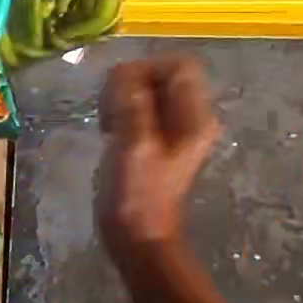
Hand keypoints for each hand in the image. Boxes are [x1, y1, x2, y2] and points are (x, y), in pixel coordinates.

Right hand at [96, 57, 222, 253]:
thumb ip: (131, 103)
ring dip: (121, 100)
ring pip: (146, 91)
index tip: (119, 93)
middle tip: (110, 112)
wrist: (137, 237)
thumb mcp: (134, 145)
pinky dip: (119, 113)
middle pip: (161, 75)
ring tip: (108, 125)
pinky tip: (108, 133)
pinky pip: (137, 109)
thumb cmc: (138, 194)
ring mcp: (172, 130)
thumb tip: (121, 70)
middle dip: (129, 85)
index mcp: (195, 117)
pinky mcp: (154, 139)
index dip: (145, 70)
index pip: (178, 65)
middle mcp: (190, 118)